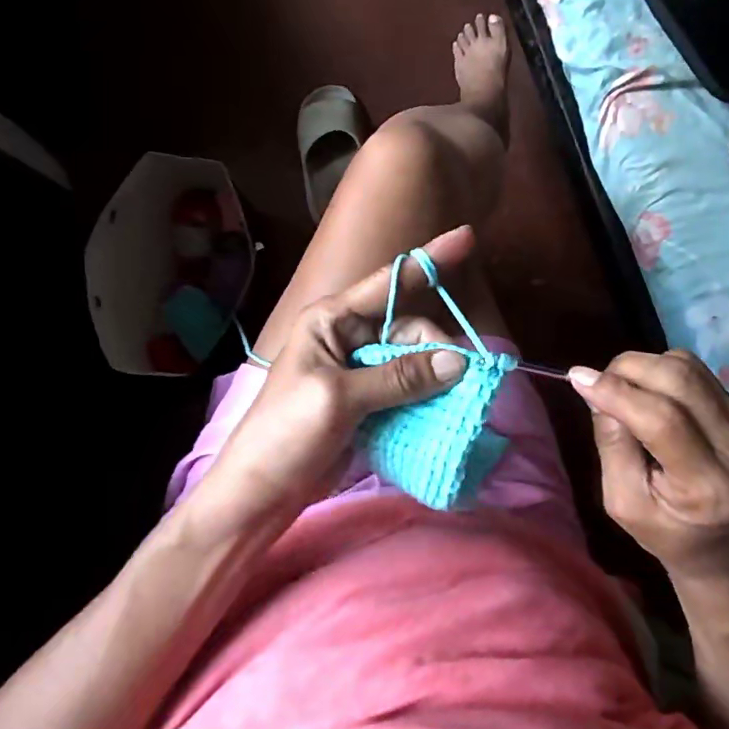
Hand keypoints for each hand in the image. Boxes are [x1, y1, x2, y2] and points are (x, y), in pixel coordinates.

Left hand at [197, 227, 475, 523]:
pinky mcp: (368, 403)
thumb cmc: (286, 432)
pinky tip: (447, 410)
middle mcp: (347, 338)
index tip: (467, 237)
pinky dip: (428, 398)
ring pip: (412, 360)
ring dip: (438, 375)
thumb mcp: (340, 398)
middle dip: (438, 346)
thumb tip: (457, 361)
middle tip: (464, 377)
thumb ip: (398, 377)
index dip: (428, 261)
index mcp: (331, 321)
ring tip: (464, 396)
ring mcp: (358, 372)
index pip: (387, 283)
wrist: (261, 491)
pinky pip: (408, 390)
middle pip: (408, 327)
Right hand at [569, 351, 728, 577]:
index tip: (578, 378)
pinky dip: (662, 372)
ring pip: (687, 367)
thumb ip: (612, 444)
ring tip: (624, 390)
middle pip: (679, 380)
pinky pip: (696, 371)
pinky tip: (651, 395)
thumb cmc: (660, 526)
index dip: (617, 392)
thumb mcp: (621, 500)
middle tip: (599, 382)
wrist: (713, 540)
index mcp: (704, 484)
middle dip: (628, 369)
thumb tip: (593, 386)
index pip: (663, 420)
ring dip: (644, 367)